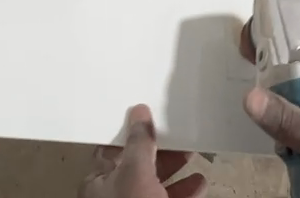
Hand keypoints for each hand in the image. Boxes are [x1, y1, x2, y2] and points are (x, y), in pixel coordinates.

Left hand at [81, 105, 207, 197]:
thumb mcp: (135, 173)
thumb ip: (139, 143)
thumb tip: (139, 110)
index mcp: (99, 182)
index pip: (114, 147)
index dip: (132, 130)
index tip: (152, 112)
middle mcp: (115, 196)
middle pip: (138, 164)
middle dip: (161, 150)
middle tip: (180, 131)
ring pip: (156, 186)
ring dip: (176, 170)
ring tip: (194, 154)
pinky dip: (185, 193)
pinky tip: (200, 183)